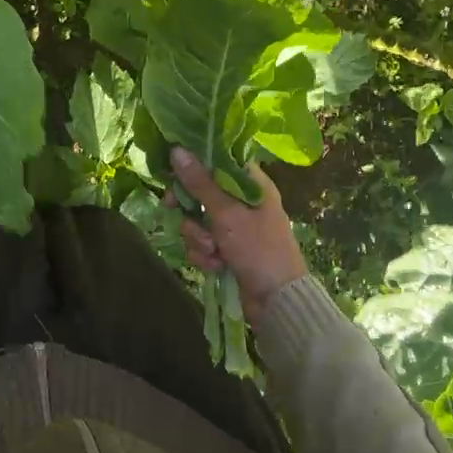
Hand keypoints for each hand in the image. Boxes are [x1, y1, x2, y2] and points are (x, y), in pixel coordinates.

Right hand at [170, 148, 309, 318]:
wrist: (278, 303)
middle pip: (202, 191)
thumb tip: (176, 149)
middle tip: (174, 209)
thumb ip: (199, 183)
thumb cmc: (258, 249)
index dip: (196, 164)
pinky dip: (205, 254)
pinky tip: (216, 265)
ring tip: (212, 250)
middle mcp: (243, 201)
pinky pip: (203, 242)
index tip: (175, 171)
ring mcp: (235, 227)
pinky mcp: (228, 249)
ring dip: (198, 237)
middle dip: (190, 209)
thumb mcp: (226, 213)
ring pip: (198, 219)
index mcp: (252, 185)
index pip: (219, 161)